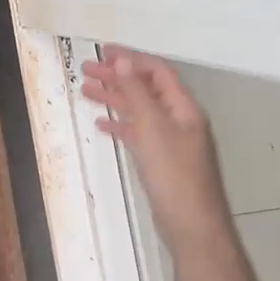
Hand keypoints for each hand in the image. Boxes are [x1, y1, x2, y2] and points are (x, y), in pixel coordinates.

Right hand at [82, 50, 232, 255]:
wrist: (193, 228)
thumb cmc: (174, 175)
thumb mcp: (152, 127)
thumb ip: (136, 92)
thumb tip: (122, 60)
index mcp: (184, 108)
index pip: (157, 71)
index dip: (131, 58)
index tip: (102, 52)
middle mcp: (180, 120)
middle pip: (147, 88)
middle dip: (117, 76)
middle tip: (86, 69)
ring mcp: (172, 141)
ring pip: (140, 109)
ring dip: (115, 97)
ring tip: (86, 90)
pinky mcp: (162, 160)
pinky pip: (138, 132)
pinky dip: (120, 124)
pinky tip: (102, 125)